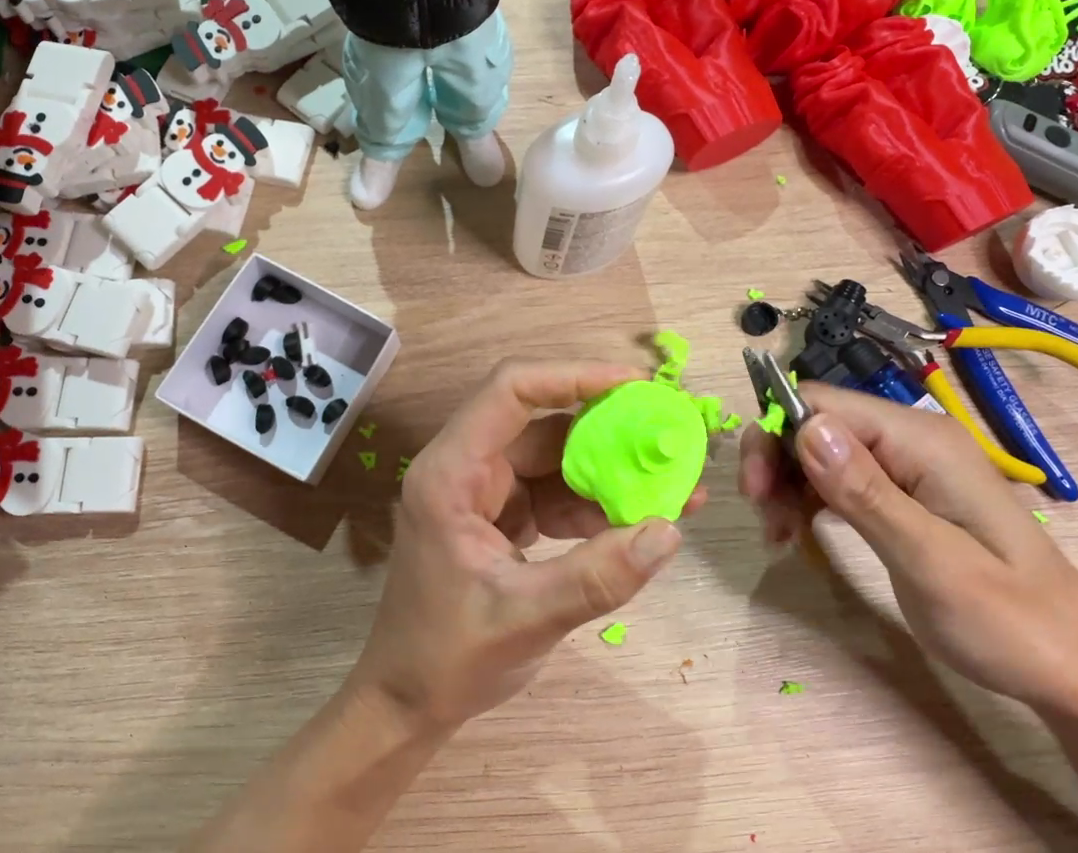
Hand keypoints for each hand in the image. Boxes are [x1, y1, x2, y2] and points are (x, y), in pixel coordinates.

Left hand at [349, 359, 700, 731]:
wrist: (407, 700)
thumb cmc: (446, 657)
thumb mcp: (525, 618)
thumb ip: (597, 577)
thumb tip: (668, 532)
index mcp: (450, 474)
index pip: (510, 391)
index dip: (572, 376)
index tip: (635, 386)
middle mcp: (465, 469)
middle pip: (542, 423)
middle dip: (607, 430)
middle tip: (668, 439)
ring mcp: (483, 493)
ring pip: (554, 459)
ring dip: (608, 471)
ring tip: (670, 487)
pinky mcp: (500, 518)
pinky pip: (554, 493)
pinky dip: (594, 504)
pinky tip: (637, 521)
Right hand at [738, 383, 1077, 722]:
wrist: (1074, 672)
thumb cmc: (1011, 624)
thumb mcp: (932, 563)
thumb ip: (867, 493)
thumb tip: (805, 427)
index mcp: (923, 442)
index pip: (824, 404)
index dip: (777, 435)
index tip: (754, 493)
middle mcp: (913, 442)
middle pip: (817, 424)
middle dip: (776, 462)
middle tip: (764, 519)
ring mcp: (910, 469)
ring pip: (820, 451)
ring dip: (787, 485)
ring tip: (777, 536)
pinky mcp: (904, 497)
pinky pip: (838, 480)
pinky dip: (808, 502)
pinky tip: (796, 534)